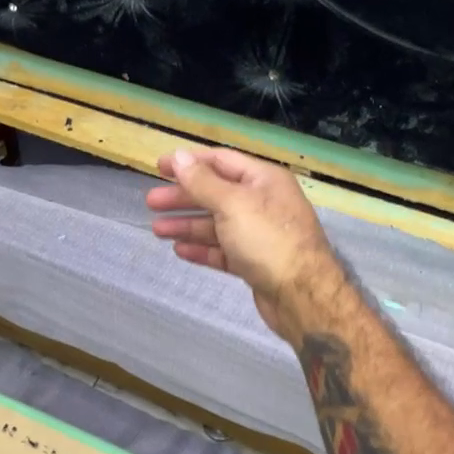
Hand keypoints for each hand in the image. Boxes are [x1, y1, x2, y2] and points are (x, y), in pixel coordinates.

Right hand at [146, 149, 339, 333]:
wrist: (302, 296)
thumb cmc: (268, 240)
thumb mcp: (232, 204)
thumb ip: (202, 181)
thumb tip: (179, 156)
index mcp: (263, 180)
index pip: (221, 161)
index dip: (189, 162)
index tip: (158, 167)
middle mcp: (263, 203)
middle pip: (215, 193)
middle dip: (183, 197)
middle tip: (151, 202)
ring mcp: (260, 234)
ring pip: (217, 224)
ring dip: (187, 224)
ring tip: (157, 230)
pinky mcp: (255, 263)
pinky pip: (223, 250)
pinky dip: (202, 249)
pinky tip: (180, 250)